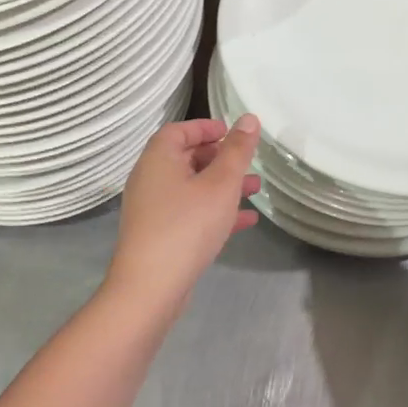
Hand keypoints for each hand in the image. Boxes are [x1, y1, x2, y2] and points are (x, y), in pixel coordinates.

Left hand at [108, 116, 261, 306]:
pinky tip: (246, 221)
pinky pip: (190, 213)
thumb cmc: (187, 225)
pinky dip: (215, 211)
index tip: (233, 133)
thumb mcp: (221, 184)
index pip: (180, 130)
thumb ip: (237, 151)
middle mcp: (150, 178)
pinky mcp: (159, 235)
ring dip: (223, 186)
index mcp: (159, 158)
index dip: (206, 127)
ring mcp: (153, 209)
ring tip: (256, 190)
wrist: (150, 287)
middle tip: (248, 163)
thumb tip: (249, 119)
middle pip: (186, 158)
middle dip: (221, 158)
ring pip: (192, 188)